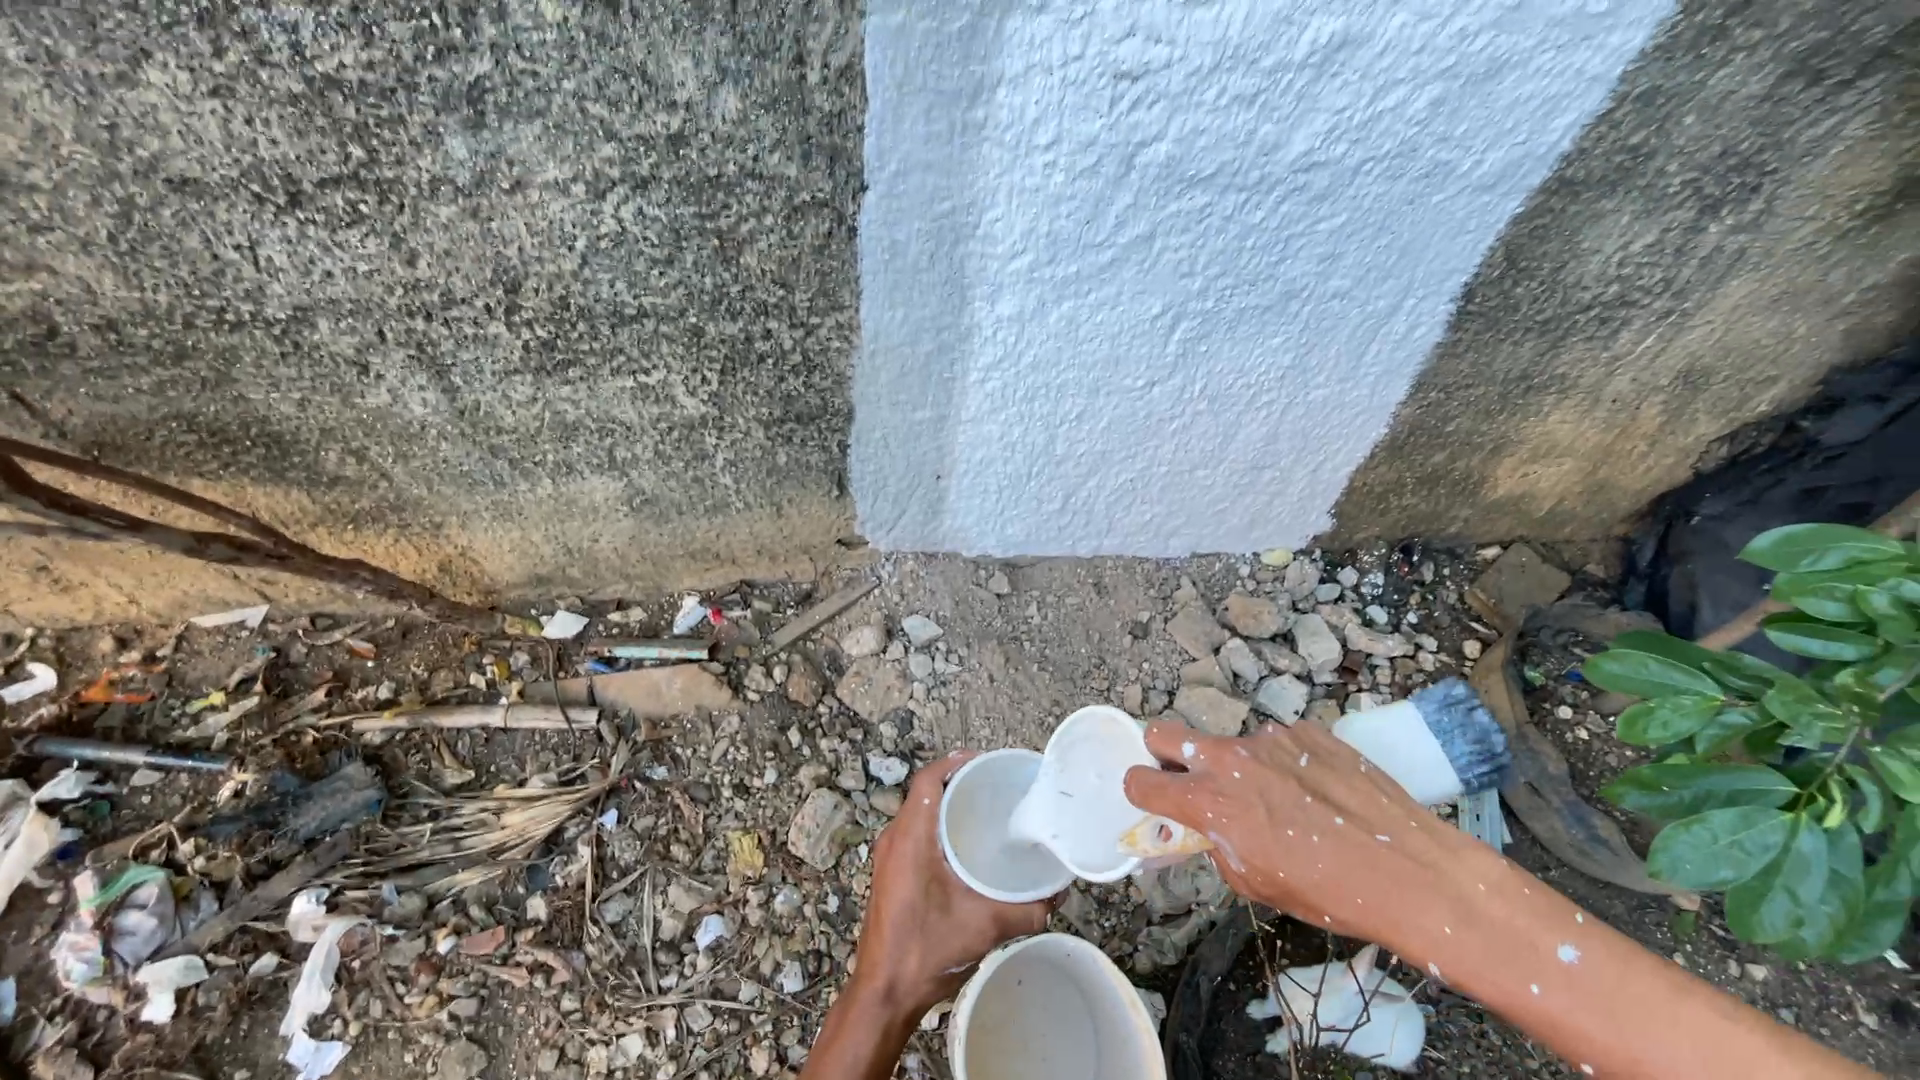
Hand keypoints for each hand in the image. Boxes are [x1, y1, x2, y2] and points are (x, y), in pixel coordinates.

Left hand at [851, 751, 1054, 1013]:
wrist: (884, 993)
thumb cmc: (927, 951)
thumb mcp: (986, 927)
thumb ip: (1028, 909)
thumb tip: (1059, 893)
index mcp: (911, 837)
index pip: (929, 779)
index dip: (957, 762)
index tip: (988, 762)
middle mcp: (894, 839)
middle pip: (926, 793)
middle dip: (960, 783)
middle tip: (997, 787)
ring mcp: (888, 857)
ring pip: (919, 814)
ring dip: (949, 807)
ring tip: (987, 812)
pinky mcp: (890, 874)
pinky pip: (915, 835)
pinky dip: (939, 830)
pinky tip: (967, 848)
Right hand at [1123, 720, 1489, 949]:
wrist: (1410, 870)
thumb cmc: (1328, 891)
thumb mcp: (1254, 884)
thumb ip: (1216, 845)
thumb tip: (1208, 829)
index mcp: (1209, 801)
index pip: (1141, 780)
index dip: (1141, 792)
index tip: (1154, 801)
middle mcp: (1230, 759)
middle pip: (1163, 733)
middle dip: (1164, 755)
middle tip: (1191, 782)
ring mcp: (1270, 738)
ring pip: (1230, 742)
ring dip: (1238, 765)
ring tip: (1282, 800)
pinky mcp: (1307, 730)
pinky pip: (1276, 741)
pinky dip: (1282, 761)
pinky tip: (1314, 791)